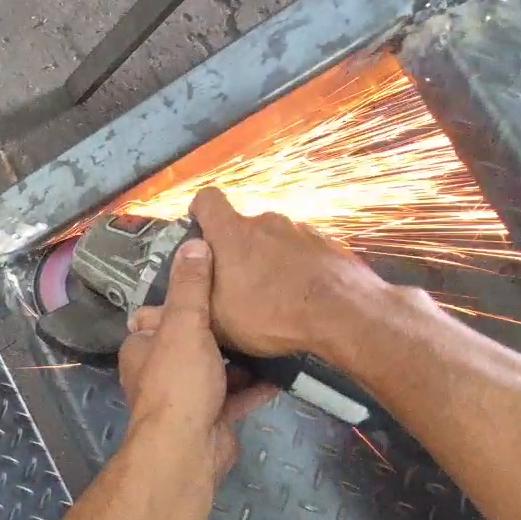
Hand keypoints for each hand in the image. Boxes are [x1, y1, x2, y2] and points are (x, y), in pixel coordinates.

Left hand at [119, 237, 276, 479]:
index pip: (161, 315)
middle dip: (223, 329)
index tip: (221, 282)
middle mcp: (159, 370)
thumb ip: (191, 286)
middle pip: (195, 341)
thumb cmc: (179, 381)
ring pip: (219, 368)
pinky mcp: (213, 417)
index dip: (187, 299)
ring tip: (276, 333)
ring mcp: (187, 396)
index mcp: (142, 347)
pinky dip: (258, 385)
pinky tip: (286, 370)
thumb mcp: (184, 323)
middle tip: (257, 306)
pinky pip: (238, 394)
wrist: (189, 449)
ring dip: (244, 357)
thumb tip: (193, 242)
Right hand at [190, 187, 385, 357]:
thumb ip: (192, 297)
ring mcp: (301, 230)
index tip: (199, 236)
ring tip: (271, 298)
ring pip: (272, 241)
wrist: (345, 315)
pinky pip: (300, 253)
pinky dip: (295, 269)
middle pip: (241, 228)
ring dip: (267, 262)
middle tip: (235, 287)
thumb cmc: (270, 314)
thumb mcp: (216, 319)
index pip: (207, 199)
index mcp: (232, 234)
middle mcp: (266, 222)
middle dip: (235, 252)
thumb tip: (175, 286)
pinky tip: (299, 298)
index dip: (199, 212)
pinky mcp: (328, 244)